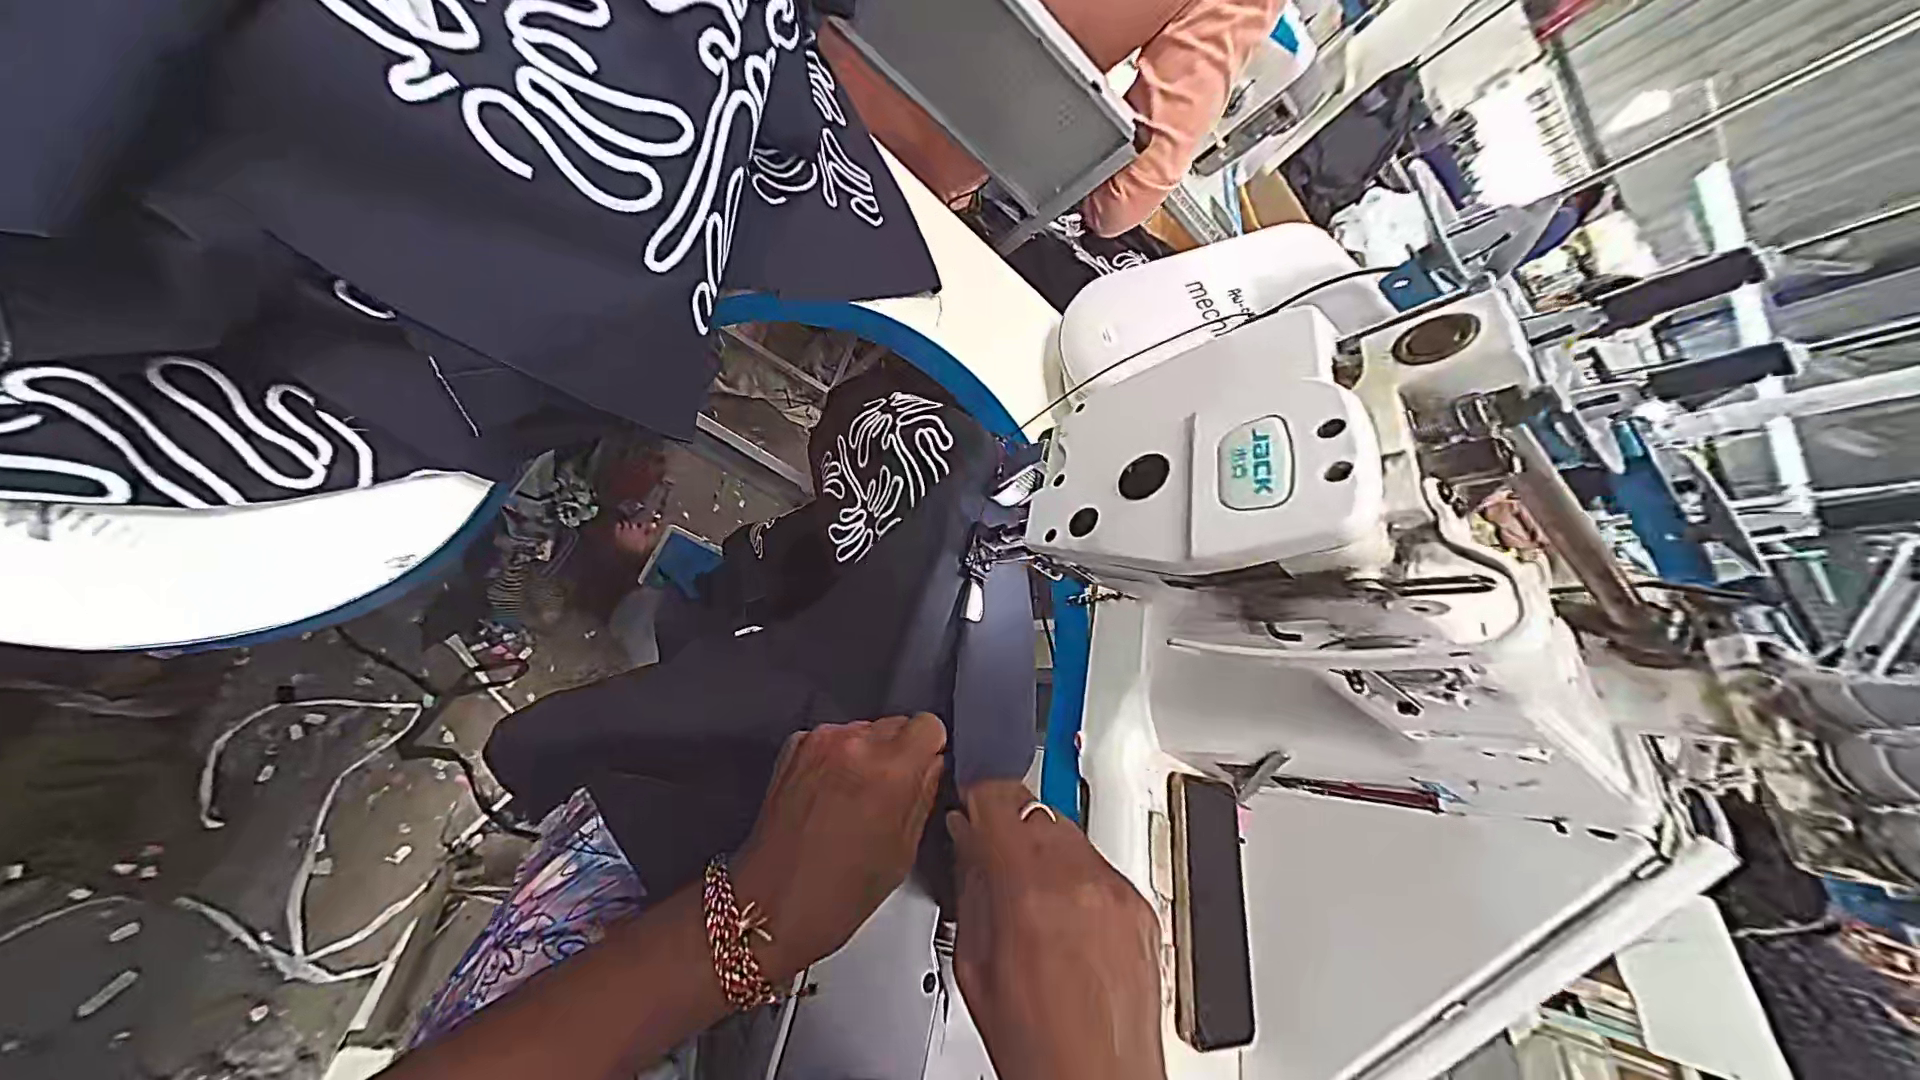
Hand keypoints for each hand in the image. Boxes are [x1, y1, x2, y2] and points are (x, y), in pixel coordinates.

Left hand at [731, 714, 946, 981]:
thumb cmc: (834, 893)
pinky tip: (831, 796)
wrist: (769, 905)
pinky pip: (834, 738)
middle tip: (890, 793)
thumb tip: (934, 765)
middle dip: (900, 752)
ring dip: (868, 754)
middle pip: (897, 724)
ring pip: (865, 729)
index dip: (931, 748)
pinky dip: (838, 758)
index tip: (925, 766)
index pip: (929, 724)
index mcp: (889, 770)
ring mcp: (820, 742)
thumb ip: (924, 793)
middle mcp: (854, 745)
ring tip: (856, 800)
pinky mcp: (795, 746)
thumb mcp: (903, 849)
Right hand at [948, 781, 1165, 1079]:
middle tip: (997, 850)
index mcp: (1027, 891)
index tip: (973, 797)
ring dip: (1045, 844)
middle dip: (1011, 822)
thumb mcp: (974, 963)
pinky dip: (1077, 870)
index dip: (980, 791)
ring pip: (1068, 828)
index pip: (999, 799)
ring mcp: (1113, 890)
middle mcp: (1077, 880)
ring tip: (1034, 890)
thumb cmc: (1037, 1043)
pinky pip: (1098, 859)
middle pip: (1035, 807)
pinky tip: (1066, 910)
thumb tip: (967, 839)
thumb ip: (970, 884)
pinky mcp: (1139, 903)